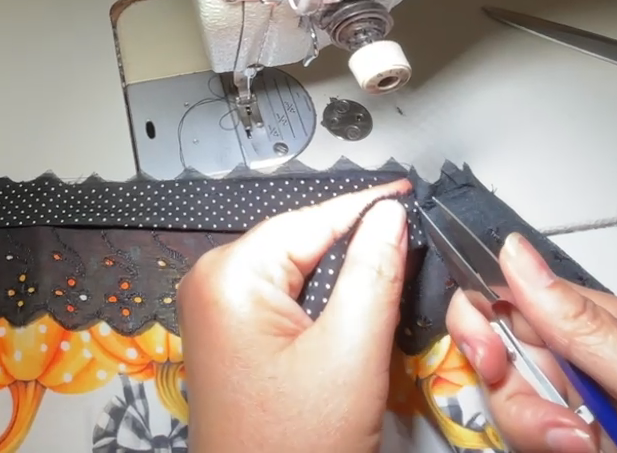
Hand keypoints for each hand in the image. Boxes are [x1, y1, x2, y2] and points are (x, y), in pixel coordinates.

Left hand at [178, 182, 412, 452]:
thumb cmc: (298, 447)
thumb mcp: (349, 358)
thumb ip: (372, 276)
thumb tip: (388, 214)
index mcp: (229, 273)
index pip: (306, 220)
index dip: (362, 204)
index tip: (406, 189)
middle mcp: (211, 279)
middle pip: (295, 241)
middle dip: (350, 234)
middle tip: (406, 223)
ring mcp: (213, 307)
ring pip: (289, 268)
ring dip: (336, 263)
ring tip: (387, 250)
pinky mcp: (225, 333)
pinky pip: (277, 294)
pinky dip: (316, 292)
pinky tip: (348, 291)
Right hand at [445, 234, 616, 452]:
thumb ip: (586, 327)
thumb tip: (510, 247)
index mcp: (607, 330)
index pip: (508, 297)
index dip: (479, 321)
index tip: (488, 362)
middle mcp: (596, 370)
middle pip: (506, 365)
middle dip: (518, 403)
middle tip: (569, 440)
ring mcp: (603, 422)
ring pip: (524, 416)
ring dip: (540, 438)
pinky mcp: (603, 451)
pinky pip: (549, 446)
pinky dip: (554, 451)